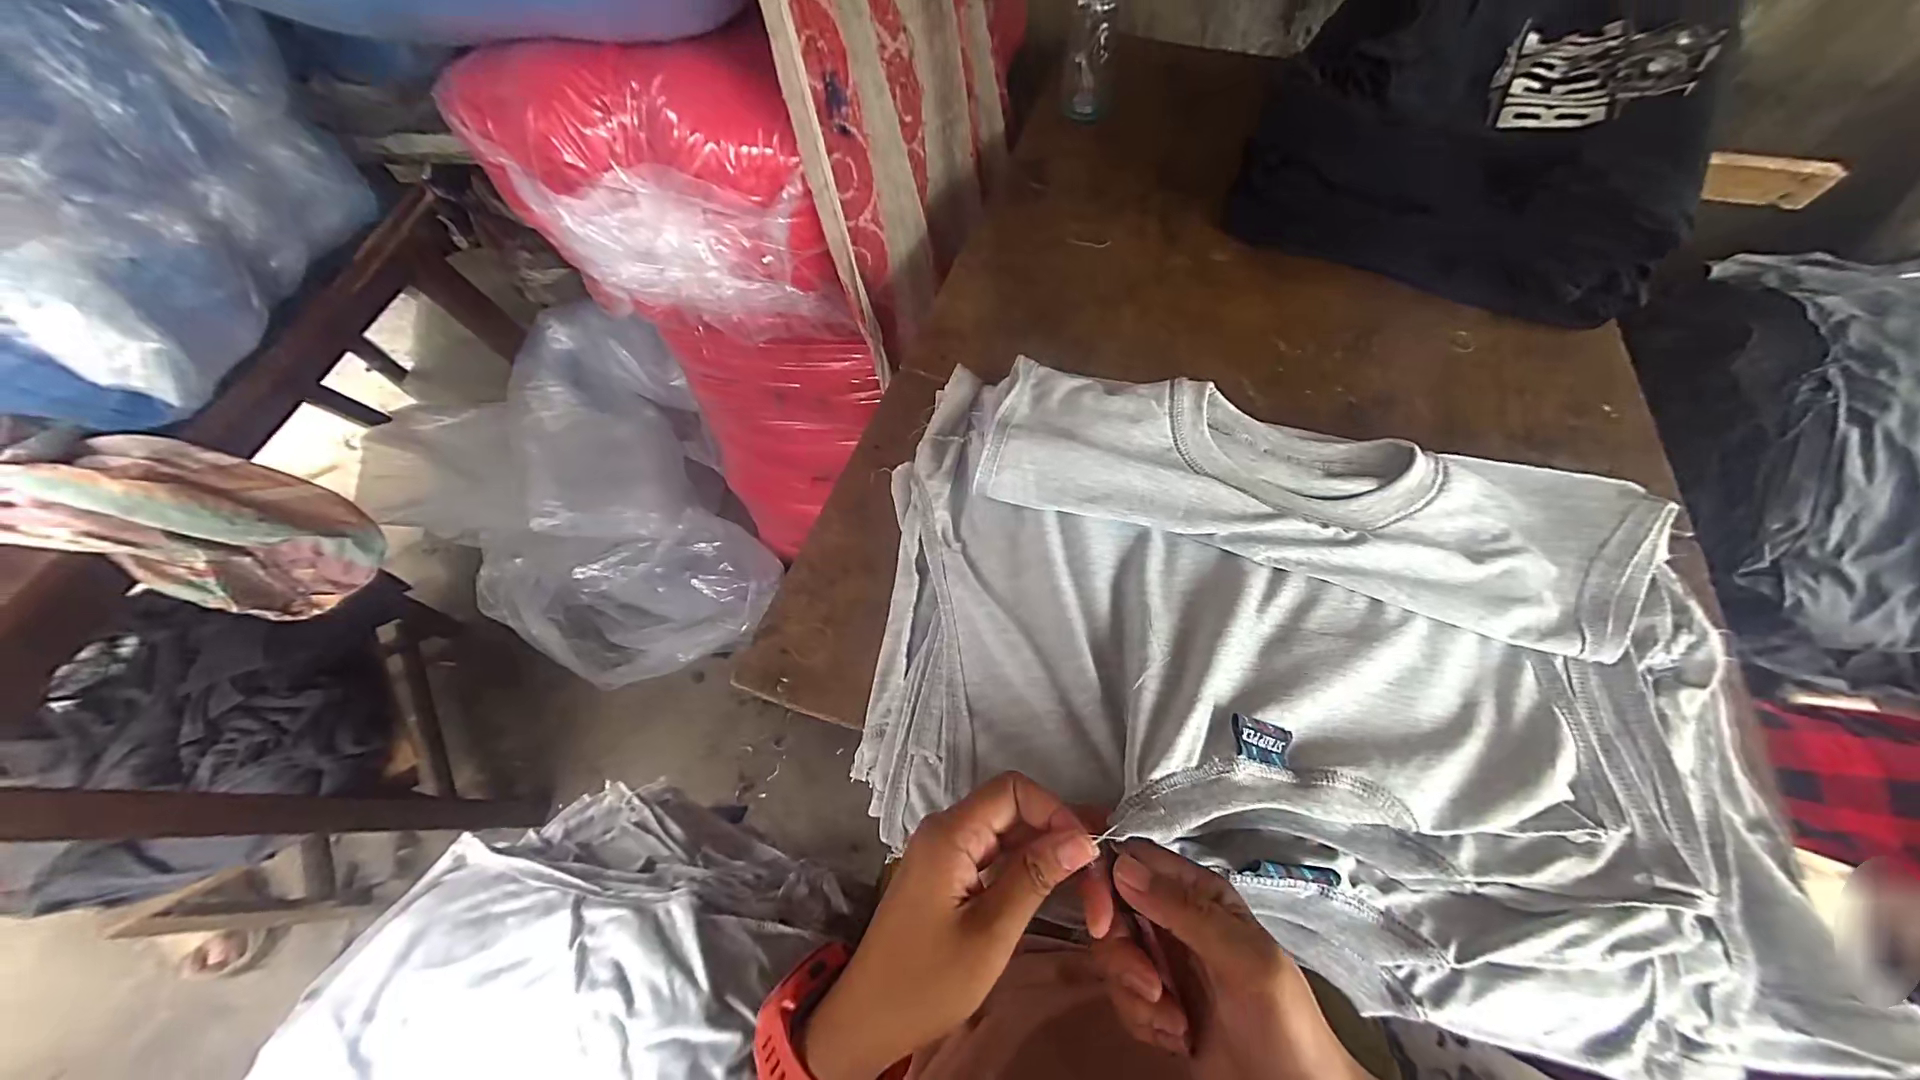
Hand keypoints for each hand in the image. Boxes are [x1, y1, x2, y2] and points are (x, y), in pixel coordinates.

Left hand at [800, 772, 1105, 1079]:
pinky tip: (1056, 886)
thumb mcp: (989, 933)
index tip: (1086, 852)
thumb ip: (1034, 877)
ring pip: (1008, 831)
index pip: (1012, 790)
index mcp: (949, 833)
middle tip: (1098, 879)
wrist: (869, 1019)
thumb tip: (1081, 838)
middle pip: (1013, 808)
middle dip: (1058, 835)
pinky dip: (1027, 866)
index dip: (1055, 810)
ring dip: (1047, 853)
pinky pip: (996, 853)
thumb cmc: (927, 982)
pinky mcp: (950, 871)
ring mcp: (946, 849)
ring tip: (1089, 888)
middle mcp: (946, 829)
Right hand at [1091, 839, 1371, 1079]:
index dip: (1107, 880)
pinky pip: (1121, 995)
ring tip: (1177, 1024)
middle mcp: (1173, 917)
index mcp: (1197, 892)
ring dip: (1136, 995)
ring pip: (1112, 954)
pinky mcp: (1154, 999)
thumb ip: (1184, 910)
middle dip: (1121, 953)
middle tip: (1151, 988)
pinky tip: (1178, 1038)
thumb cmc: (1283, 1021)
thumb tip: (1123, 866)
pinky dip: (1143, 1021)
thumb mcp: (1243, 959)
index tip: (1102, 920)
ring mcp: (1162, 959)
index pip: (1134, 859)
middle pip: (1113, 909)